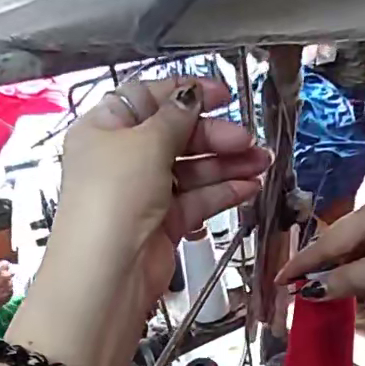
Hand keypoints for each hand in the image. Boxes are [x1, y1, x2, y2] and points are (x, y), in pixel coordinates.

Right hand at [0, 263, 13, 318]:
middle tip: (2, 277)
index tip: (1, 268)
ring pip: (11, 281)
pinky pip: (11, 289)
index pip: (5, 263)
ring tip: (0, 287)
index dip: (3, 266)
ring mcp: (9, 285)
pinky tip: (1, 293)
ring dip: (7, 282)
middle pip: (11, 271)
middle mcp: (6, 276)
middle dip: (7, 273)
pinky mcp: (11, 293)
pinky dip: (7, 290)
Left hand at [43, 76, 268, 325]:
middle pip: (175, 136)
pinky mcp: (162, 225)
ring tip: (260, 162)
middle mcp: (121, 161)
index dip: (185, 93)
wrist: (108, 272)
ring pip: (190, 171)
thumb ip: (174, 117)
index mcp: (104, 130)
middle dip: (214, 135)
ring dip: (226, 165)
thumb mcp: (145, 143)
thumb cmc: (113, 199)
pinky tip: (248, 186)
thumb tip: (190, 97)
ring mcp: (142, 195)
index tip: (222, 94)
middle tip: (246, 139)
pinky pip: (196, 201)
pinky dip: (222, 193)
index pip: (148, 98)